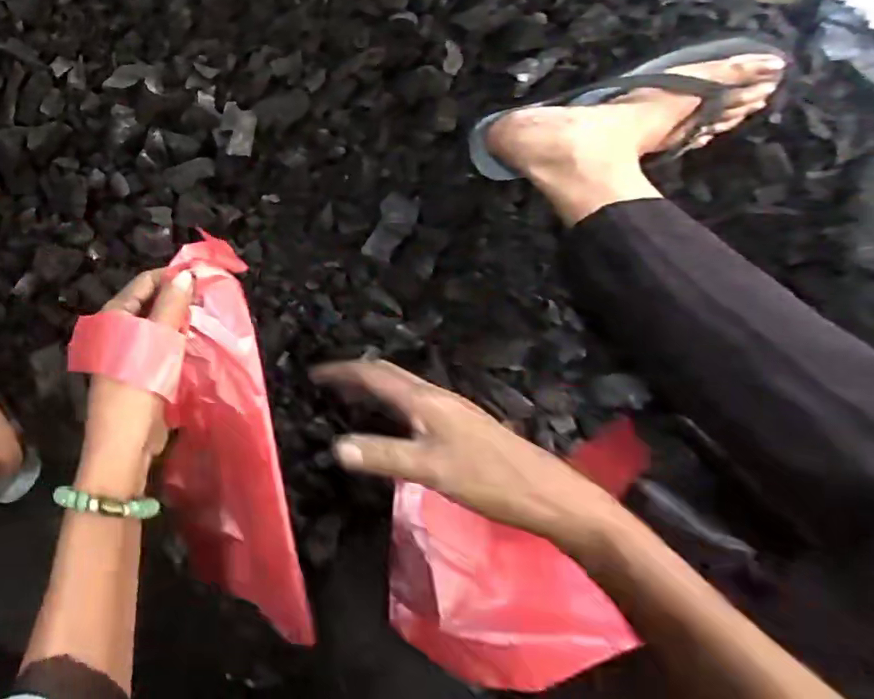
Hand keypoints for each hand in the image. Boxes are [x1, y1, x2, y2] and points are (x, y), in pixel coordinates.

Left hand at [78, 269, 192, 482]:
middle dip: (178, 297)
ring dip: (179, 321)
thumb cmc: (138, 386)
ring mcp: (126, 351)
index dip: (173, 275)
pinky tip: (197, 343)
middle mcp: (116, 328)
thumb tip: (185, 274)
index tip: (205, 274)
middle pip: (150, 302)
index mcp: (114, 314)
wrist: (124, 445)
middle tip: (213, 295)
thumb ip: (172, 306)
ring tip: (210, 315)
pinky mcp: (137, 372)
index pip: (145, 282)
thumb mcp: (159, 341)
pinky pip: (159, 347)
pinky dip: (176, 342)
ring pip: (156, 326)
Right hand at [312, 359, 620, 547]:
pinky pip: (416, 402)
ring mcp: (455, 410)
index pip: (372, 374)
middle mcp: (437, 397)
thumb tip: (334, 446)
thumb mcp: (431, 470)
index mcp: (424, 400)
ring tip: (351, 399)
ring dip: (374, 387)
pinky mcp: (467, 427)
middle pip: (388, 374)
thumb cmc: (491, 480)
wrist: (560, 501)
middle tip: (328, 383)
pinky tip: (395, 423)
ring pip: (403, 388)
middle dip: (355, 374)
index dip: (340, 372)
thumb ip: (382, 455)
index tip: (313, 374)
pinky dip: (392, 403)